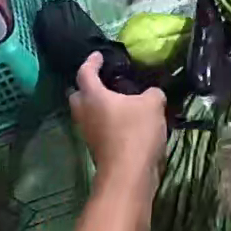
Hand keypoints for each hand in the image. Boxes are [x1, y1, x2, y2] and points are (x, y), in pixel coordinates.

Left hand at [70, 53, 167, 184]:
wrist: (129, 174)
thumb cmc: (136, 132)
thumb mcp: (153, 104)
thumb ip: (152, 93)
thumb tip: (152, 93)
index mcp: (92, 96)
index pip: (85, 72)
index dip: (92, 61)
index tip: (100, 55)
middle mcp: (84, 113)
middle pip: (77, 95)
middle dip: (87, 87)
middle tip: (104, 82)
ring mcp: (88, 133)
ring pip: (87, 114)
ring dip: (97, 107)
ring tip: (118, 102)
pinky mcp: (96, 149)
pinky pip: (97, 129)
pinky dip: (106, 122)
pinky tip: (124, 122)